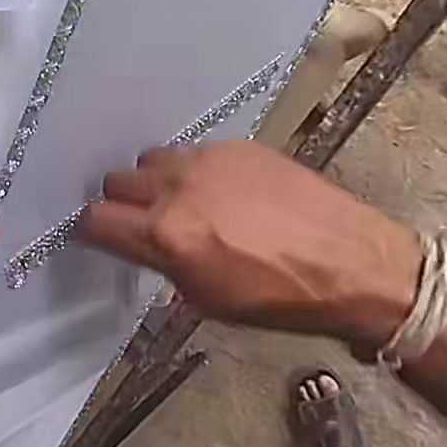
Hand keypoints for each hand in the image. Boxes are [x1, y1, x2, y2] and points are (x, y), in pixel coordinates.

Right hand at [80, 141, 423, 348]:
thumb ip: (161, 265)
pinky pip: (192, 151)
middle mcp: (178, 189)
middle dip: (122, 203)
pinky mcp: (238, 146)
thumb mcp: (205, 299)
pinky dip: (192, 170)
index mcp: (166, 235)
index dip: (92, 231)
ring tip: (182, 202)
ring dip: (155, 181)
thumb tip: (142, 246)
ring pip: (151, 159)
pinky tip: (220, 191)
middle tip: (144, 222)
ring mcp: (209, 161)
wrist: (354, 264)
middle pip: (116, 181)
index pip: (95, 220)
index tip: (103, 238)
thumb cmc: (276, 298)